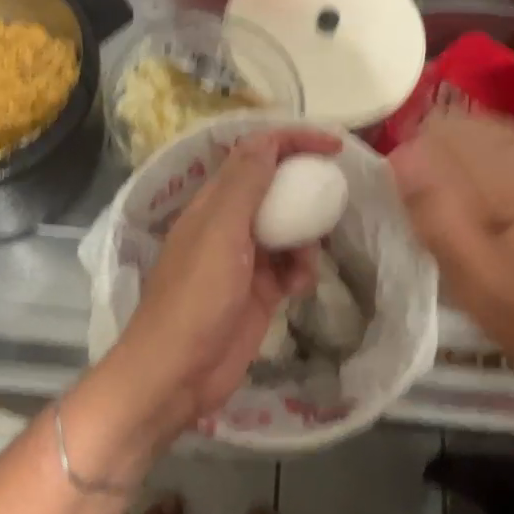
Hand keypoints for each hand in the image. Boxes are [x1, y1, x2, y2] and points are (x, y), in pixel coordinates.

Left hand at [117, 128, 344, 429]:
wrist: (178, 373)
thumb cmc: (195, 298)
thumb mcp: (220, 233)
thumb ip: (244, 185)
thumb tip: (267, 140)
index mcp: (213, 202)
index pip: (255, 154)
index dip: (292, 141)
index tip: (333, 146)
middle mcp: (229, 224)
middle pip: (275, 189)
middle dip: (304, 189)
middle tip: (336, 194)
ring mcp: (245, 260)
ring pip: (288, 229)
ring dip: (305, 238)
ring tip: (306, 260)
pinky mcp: (260, 292)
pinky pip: (291, 268)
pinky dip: (300, 272)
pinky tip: (298, 289)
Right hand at [388, 114, 513, 382]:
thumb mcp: (473, 276)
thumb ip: (433, 210)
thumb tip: (400, 157)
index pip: (440, 131)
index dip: (415, 168)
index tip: (422, 215)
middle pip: (461, 129)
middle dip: (441, 170)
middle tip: (451, 227)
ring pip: (481, 137)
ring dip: (464, 173)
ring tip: (478, 226)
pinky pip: (506, 148)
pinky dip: (490, 175)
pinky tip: (503, 218)